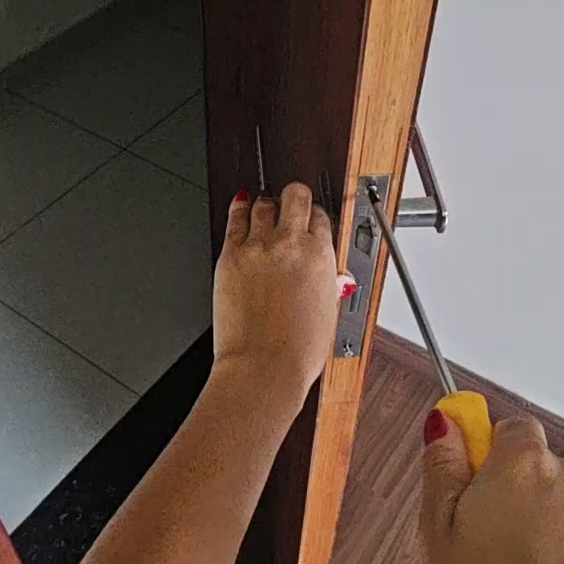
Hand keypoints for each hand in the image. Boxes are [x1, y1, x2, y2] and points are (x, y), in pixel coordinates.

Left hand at [211, 183, 340, 391]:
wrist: (262, 367)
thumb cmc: (297, 352)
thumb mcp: (328, 314)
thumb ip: (329, 287)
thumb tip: (333, 280)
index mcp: (321, 258)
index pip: (322, 217)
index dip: (315, 217)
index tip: (310, 221)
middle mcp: (291, 245)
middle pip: (296, 196)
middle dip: (295, 196)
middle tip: (292, 201)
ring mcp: (259, 247)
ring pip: (264, 204)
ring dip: (266, 205)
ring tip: (265, 209)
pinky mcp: (231, 256)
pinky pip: (235, 220)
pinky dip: (239, 210)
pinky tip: (240, 206)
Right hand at [421, 415, 563, 563]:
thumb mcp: (439, 538)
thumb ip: (441, 471)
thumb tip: (444, 423)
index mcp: (524, 463)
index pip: (510, 427)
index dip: (488, 456)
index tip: (470, 493)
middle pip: (541, 469)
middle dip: (518, 497)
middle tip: (487, 549)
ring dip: (550, 530)